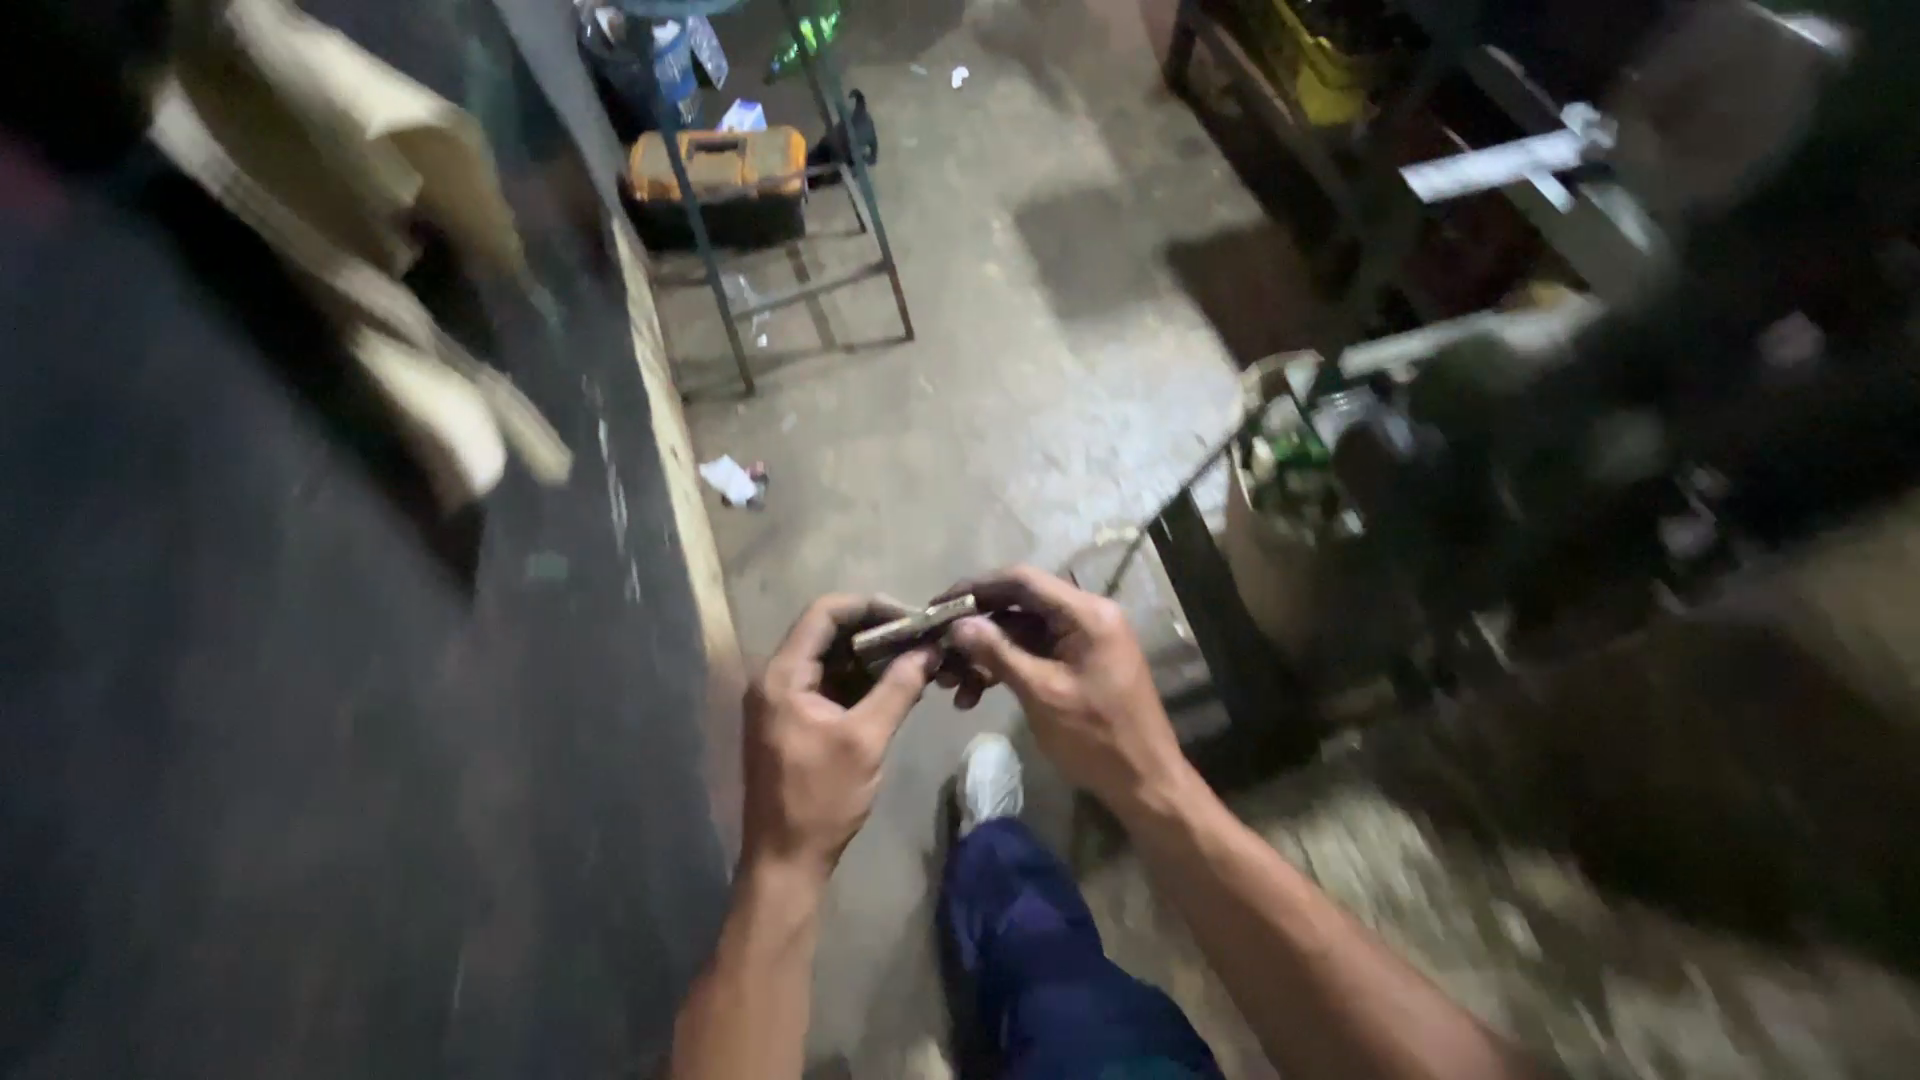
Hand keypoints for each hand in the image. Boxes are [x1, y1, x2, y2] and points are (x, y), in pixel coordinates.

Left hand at [741, 595, 936, 883]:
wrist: (784, 860)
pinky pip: (827, 684)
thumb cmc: (821, 799)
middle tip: (919, 638)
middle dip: (875, 631)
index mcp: (782, 675)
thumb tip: (930, 651)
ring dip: (870, 657)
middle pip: (826, 633)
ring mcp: (780, 700)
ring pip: (829, 659)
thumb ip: (898, 688)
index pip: (824, 613)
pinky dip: (859, 681)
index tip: (911, 616)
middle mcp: (775, 678)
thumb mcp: (866, 740)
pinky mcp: (791, 721)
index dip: (868, 606)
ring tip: (914, 659)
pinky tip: (894, 687)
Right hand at [941, 566, 1195, 814]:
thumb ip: (999, 653)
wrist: (1145, 782)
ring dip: (986, 653)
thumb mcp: (1042, 693)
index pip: (1023, 580)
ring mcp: (1084, 638)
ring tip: (952, 684)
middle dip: (976, 627)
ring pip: (1022, 631)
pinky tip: (976, 694)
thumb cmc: (1097, 738)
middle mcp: (1088, 615)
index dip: (976, 588)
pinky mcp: (1079, 661)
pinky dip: (1006, 667)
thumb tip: (958, 624)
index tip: (938, 606)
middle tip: (938, 648)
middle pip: (1019, 604)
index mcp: (1087, 613)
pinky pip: (1035, 652)